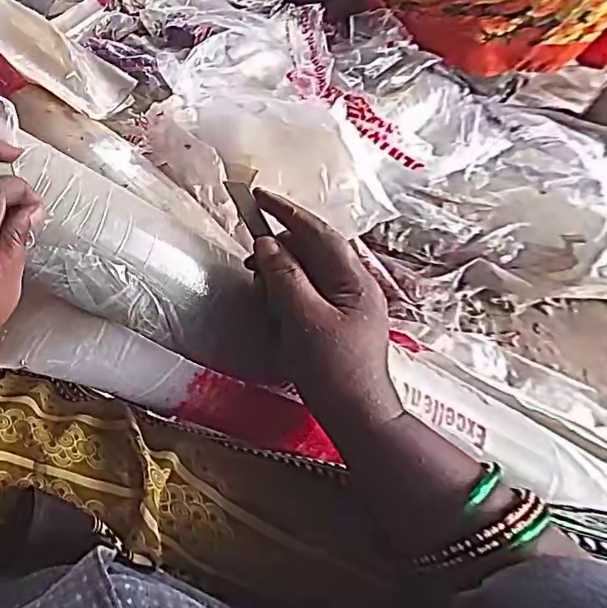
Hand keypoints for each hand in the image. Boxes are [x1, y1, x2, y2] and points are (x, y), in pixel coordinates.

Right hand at [246, 188, 400, 433]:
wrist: (355, 411)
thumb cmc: (331, 366)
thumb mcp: (302, 318)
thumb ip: (284, 276)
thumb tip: (265, 243)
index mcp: (354, 280)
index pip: (319, 233)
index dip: (287, 211)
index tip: (258, 196)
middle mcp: (355, 284)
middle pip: (314, 245)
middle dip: (281, 239)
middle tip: (250, 242)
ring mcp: (348, 300)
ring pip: (309, 264)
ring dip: (281, 262)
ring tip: (257, 272)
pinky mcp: (337, 314)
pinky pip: (307, 283)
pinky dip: (285, 280)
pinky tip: (271, 293)